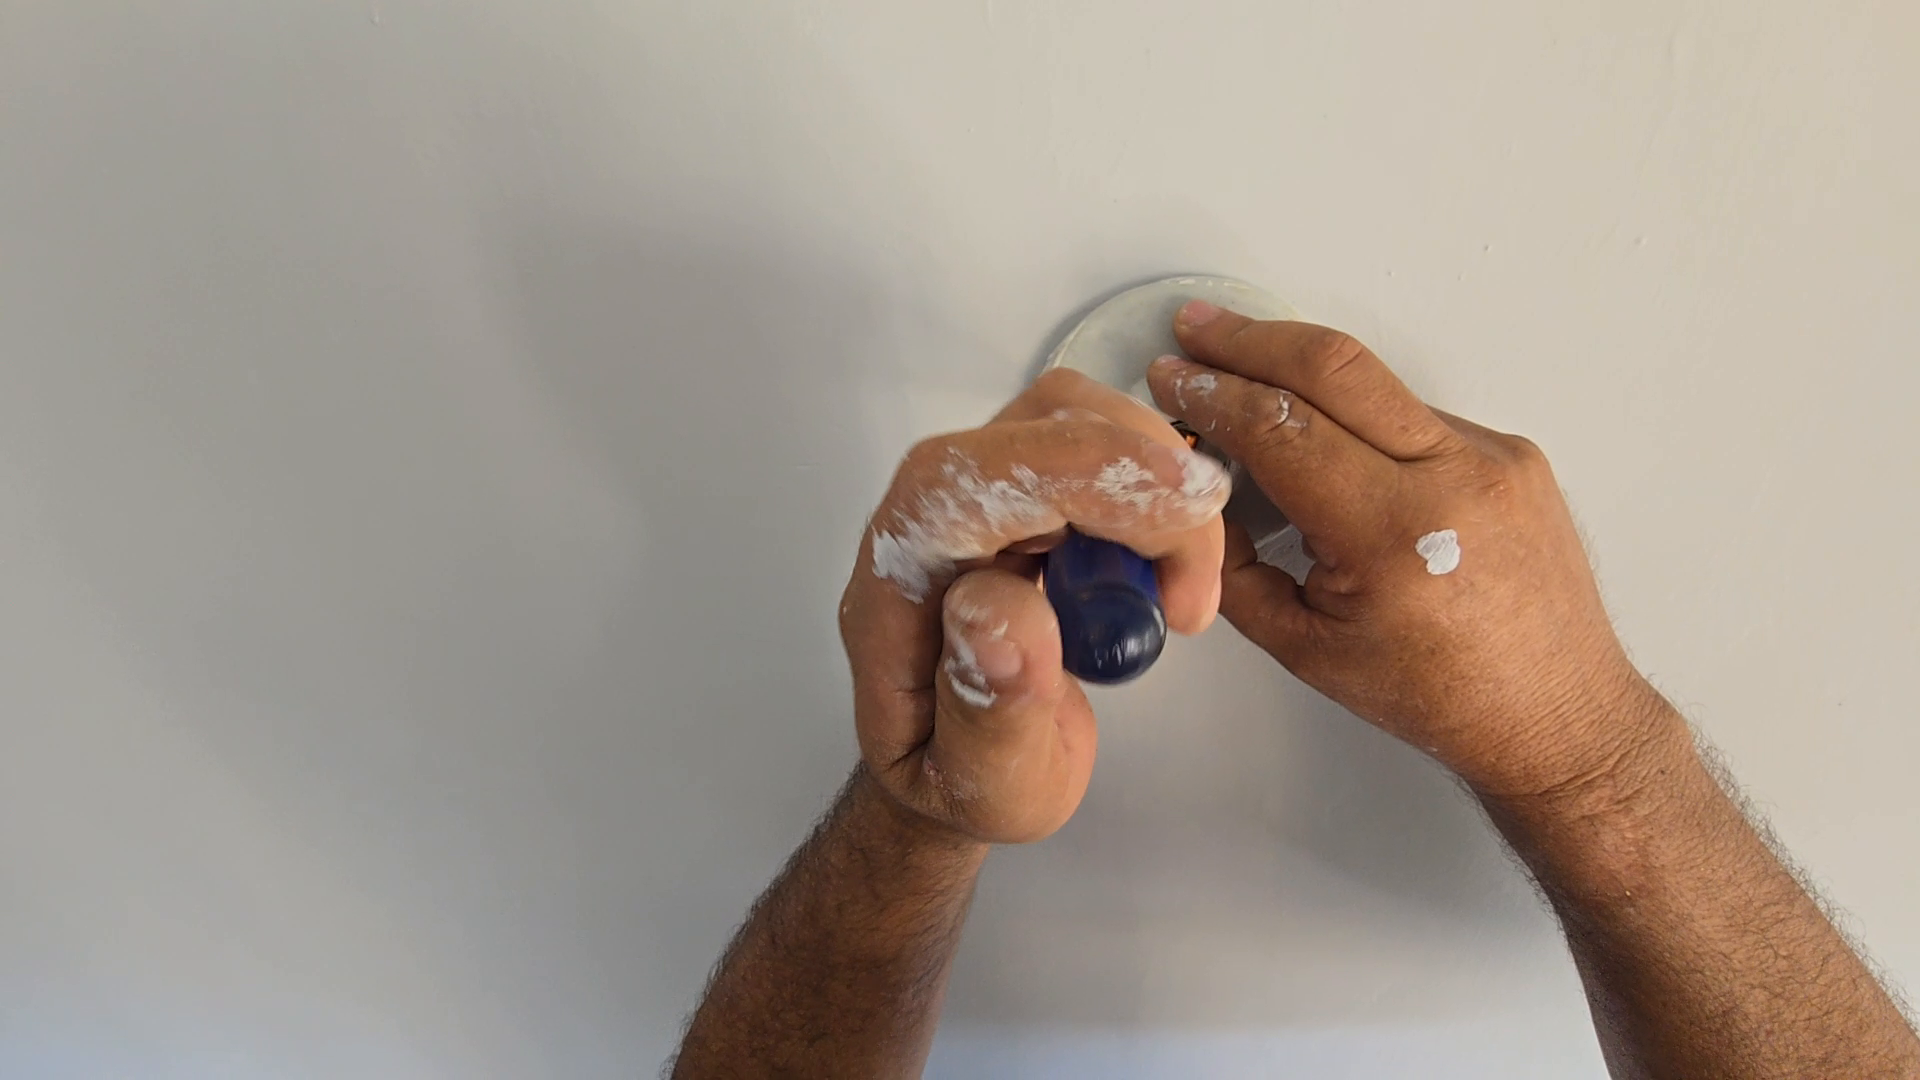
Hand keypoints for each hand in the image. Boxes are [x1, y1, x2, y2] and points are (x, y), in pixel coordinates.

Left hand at [839, 369, 1231, 843]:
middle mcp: (933, 519)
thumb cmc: (962, 781)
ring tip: (1176, 593)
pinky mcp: (1029, 497)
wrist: (960, 760)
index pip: (959, 484)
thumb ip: (986, 710)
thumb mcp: (980, 785)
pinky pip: (1099, 452)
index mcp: (899, 582)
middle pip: (1033, 426)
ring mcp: (983, 498)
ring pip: (1076, 423)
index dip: (1068, 470)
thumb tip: (1005, 605)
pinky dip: (1155, 496)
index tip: (1178, 513)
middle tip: (1187, 592)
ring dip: (1155, 486)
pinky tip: (1163, 570)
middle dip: (1139, 480)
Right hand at [1148, 301, 1662, 797]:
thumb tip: (1200, 497)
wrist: (1555, 709)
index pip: (1284, 430)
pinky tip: (1305, 425)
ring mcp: (1492, 454)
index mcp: (1394, 534)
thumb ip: (1234, 567)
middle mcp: (1456, 475)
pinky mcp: (1507, 450)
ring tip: (1233, 359)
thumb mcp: (1299, 643)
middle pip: (1335, 369)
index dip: (1214, 395)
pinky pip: (1401, 411)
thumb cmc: (1424, 690)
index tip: (1169, 377)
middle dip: (1250, 339)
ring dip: (1291, 363)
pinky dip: (1339, 406)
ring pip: (1370, 381)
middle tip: (1194, 326)